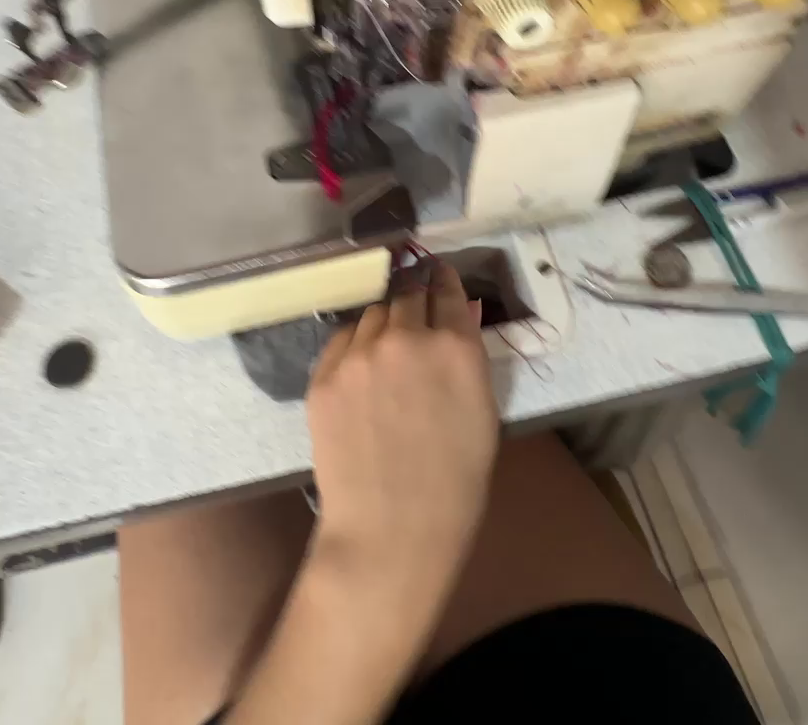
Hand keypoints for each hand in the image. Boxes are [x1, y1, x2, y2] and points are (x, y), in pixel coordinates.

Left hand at [305, 261, 498, 593]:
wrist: (391, 529)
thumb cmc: (454, 482)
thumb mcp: (482, 412)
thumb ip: (469, 356)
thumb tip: (460, 314)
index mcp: (454, 347)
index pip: (447, 290)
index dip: (444, 282)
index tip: (440, 279)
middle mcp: (406, 338)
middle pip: (407, 295)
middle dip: (415, 299)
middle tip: (416, 314)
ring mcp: (360, 354)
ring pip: (372, 314)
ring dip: (384, 322)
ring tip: (388, 349)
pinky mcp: (325, 375)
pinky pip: (341, 339)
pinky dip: (355, 345)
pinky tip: (362, 368)